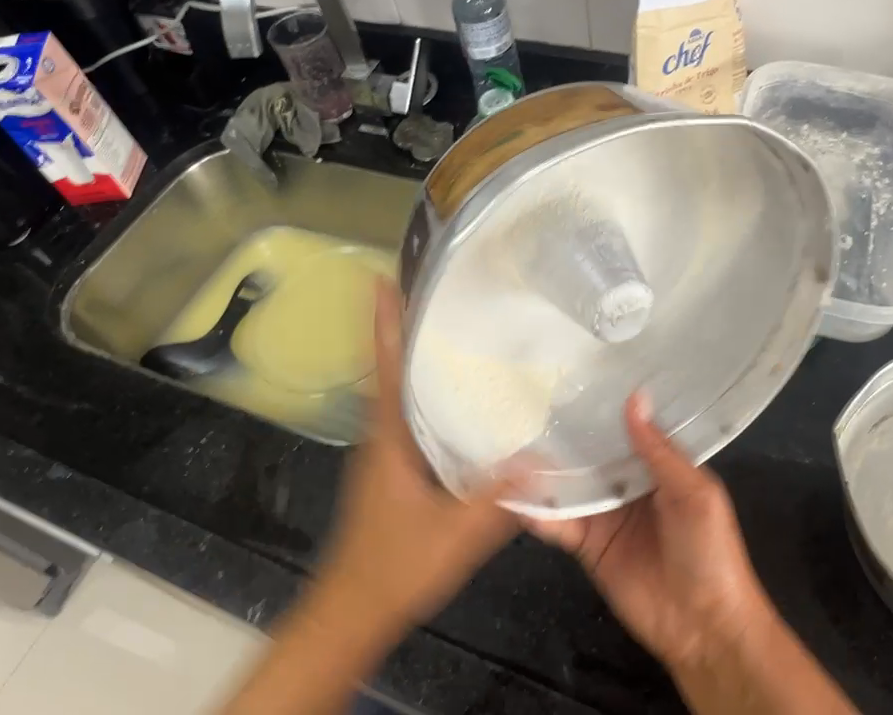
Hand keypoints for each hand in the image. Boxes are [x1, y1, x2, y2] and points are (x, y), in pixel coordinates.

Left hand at [311, 281, 521, 633]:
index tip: (381, 278)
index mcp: (389, 439)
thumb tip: (543, 460)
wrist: (350, 614)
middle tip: (440, 296)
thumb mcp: (454, 536)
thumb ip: (497, 501)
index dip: (385, 322)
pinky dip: (428, 398)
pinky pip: (410, 420)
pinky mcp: (389, 474)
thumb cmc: (393, 568)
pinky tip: (461, 408)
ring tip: (455, 337)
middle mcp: (380, 437)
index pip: (387, 367)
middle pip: (393, 371)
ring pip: (401, 395)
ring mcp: (382, 456)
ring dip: (418, 363)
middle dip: (408, 330)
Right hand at [525, 393, 775, 669]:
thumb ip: (659, 450)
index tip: (575, 375)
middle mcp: (628, 484)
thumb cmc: (709, 552)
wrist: (703, 628)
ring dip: (543, 469)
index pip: (628, 429)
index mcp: (660, 467)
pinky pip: (558, 522)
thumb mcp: (695, 494)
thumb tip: (634, 396)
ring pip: (569, 483)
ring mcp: (605, 514)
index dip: (606, 406)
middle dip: (566, 433)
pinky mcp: (586, 545)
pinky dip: (536, 510)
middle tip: (526, 400)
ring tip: (509, 442)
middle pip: (593, 453)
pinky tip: (511, 493)